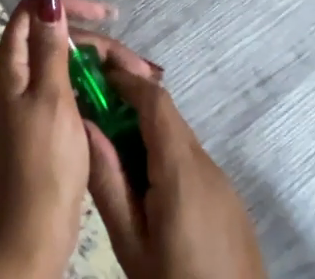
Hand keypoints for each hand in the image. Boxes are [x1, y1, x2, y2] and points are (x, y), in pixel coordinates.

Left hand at [0, 0, 118, 278]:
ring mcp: (25, 102)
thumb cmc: (44, 162)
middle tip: (134, 61)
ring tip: (139, 78)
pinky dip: (90, 88)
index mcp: (9, 66)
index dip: (66, 6)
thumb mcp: (52, 98)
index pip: (31, 13)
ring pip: (62, 65)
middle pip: (51, 38)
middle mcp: (12, 78)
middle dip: (93, 41)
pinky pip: (65, 90)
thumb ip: (50, 46)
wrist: (33, 230)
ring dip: (97, 65)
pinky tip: (117, 97)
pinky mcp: (40, 124)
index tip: (106, 16)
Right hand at [85, 60, 267, 278]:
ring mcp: (223, 184)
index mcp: (180, 169)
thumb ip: (107, 181)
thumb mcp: (130, 242)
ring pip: (178, 139)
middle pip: (166, 116)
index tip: (92, 72)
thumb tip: (85, 125)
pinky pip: (191, 163)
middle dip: (128, 102)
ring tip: (108, 149)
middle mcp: (207, 165)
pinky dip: (162, 156)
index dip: (125, 77)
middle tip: (90, 107)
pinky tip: (141, 183)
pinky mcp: (230, 203)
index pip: (155, 100)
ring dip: (144, 131)